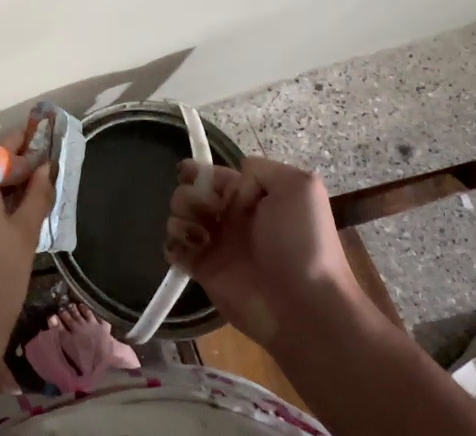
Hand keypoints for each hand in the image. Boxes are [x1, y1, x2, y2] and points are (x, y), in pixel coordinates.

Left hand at [0, 137, 54, 352]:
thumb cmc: (0, 277)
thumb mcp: (26, 232)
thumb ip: (38, 193)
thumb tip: (48, 166)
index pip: (3, 151)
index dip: (25, 144)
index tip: (45, 137)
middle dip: (13, 161)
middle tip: (42, 165)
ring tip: (29, 186)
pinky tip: (6, 205)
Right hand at [163, 155, 366, 347]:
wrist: (304, 305)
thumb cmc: (303, 244)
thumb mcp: (300, 186)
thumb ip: (261, 170)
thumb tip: (232, 187)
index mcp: (251, 197)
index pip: (214, 174)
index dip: (198, 170)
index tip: (188, 173)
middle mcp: (230, 217)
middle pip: (189, 191)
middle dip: (190, 195)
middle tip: (211, 212)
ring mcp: (214, 244)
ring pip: (177, 216)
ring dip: (182, 218)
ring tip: (202, 236)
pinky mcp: (201, 269)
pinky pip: (172, 247)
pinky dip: (173, 243)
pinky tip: (190, 250)